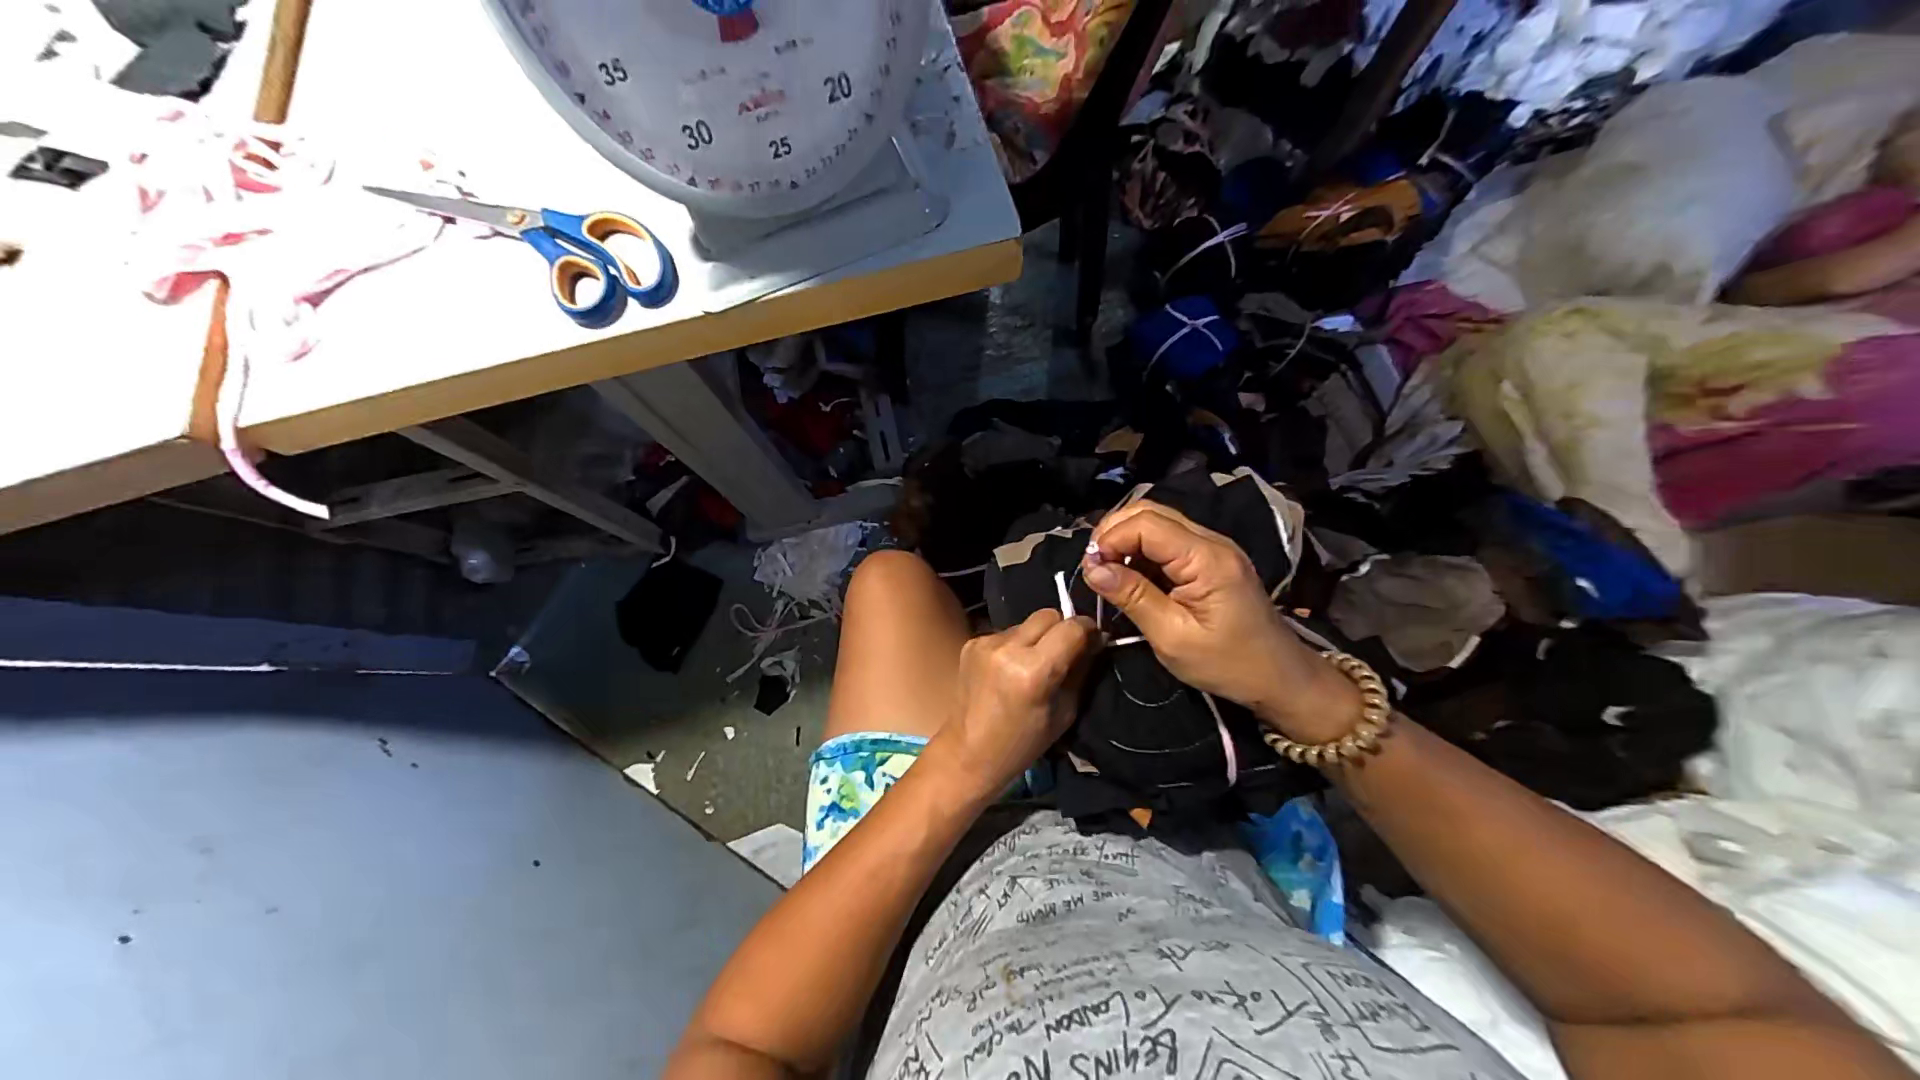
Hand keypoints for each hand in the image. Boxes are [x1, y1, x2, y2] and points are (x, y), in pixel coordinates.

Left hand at [926, 610, 1098, 802]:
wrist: (968, 753)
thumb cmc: (1022, 743)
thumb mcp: (1065, 711)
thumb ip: (1081, 670)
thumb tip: (1096, 639)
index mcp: (1033, 670)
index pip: (1072, 627)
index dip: (1087, 630)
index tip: (1094, 639)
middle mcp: (1007, 647)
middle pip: (1048, 615)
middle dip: (1062, 628)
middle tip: (1065, 651)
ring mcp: (986, 642)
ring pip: (1027, 623)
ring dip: (1038, 637)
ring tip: (1034, 664)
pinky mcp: (972, 643)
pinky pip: (1006, 633)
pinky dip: (1016, 645)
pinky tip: (1010, 669)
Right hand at [1083, 501, 1359, 743]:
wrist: (1279, 677)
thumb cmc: (1228, 664)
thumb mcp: (1172, 637)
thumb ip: (1133, 597)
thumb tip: (1092, 569)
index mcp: (1206, 558)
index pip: (1145, 524)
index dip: (1110, 539)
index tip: (1090, 570)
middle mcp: (1211, 541)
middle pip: (1150, 511)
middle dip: (1113, 533)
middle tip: (1094, 567)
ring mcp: (1213, 547)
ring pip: (1156, 521)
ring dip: (1125, 539)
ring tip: (1106, 571)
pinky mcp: (1210, 558)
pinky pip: (1168, 538)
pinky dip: (1140, 549)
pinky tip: (1129, 574)